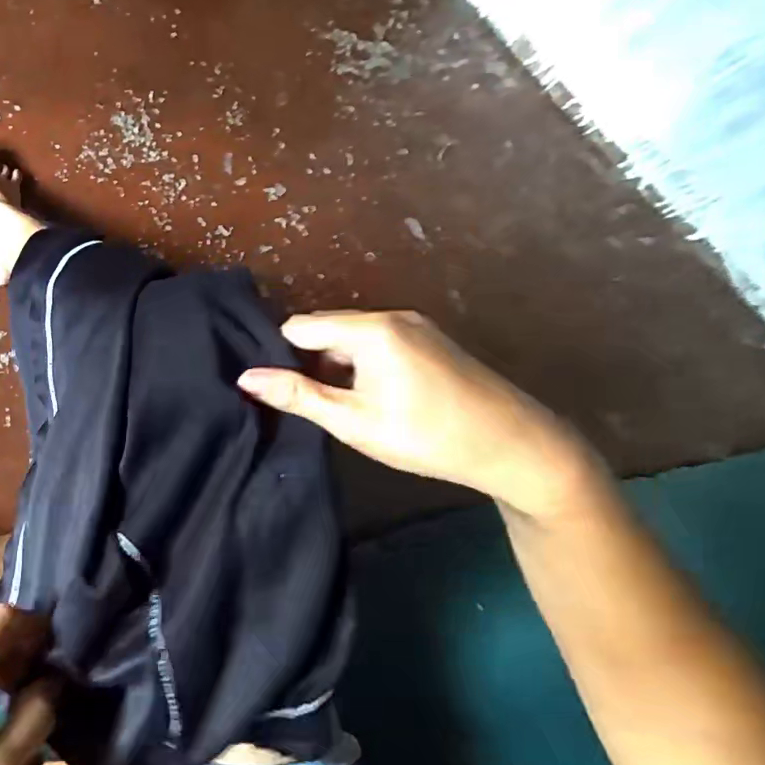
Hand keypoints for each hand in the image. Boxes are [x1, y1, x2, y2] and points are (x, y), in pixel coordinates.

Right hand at [238, 310, 606, 517]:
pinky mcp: (430, 339)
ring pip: (350, 335)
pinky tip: (367, 395)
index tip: (276, 387)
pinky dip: (359, 361)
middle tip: (302, 400)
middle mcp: (392, 316)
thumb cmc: (427, 436)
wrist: (519, 448)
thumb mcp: (353, 421)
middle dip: (306, 358)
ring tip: (333, 402)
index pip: (299, 327)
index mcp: (371, 329)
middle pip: (325, 327)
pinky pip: (376, 340)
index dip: (280, 355)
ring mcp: (415, 325)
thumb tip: (245, 377)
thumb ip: (297, 395)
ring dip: (333, 362)